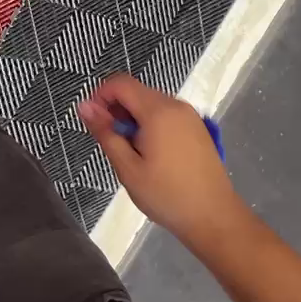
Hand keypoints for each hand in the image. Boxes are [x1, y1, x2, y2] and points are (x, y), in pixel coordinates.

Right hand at [78, 74, 247, 249]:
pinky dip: (151, 124)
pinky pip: (166, 114)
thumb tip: (84, 106)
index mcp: (157, 111)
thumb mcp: (128, 168)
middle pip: (136, 91)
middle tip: (112, 143)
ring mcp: (190, 116)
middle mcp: (175, 105)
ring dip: (133, 118)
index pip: (120, 83)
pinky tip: (152, 154)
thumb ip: (105, 133)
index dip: (100, 95)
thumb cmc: (167, 195)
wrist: (216, 219)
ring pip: (151, 103)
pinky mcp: (198, 128)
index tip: (94, 122)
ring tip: (132, 152)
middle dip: (117, 109)